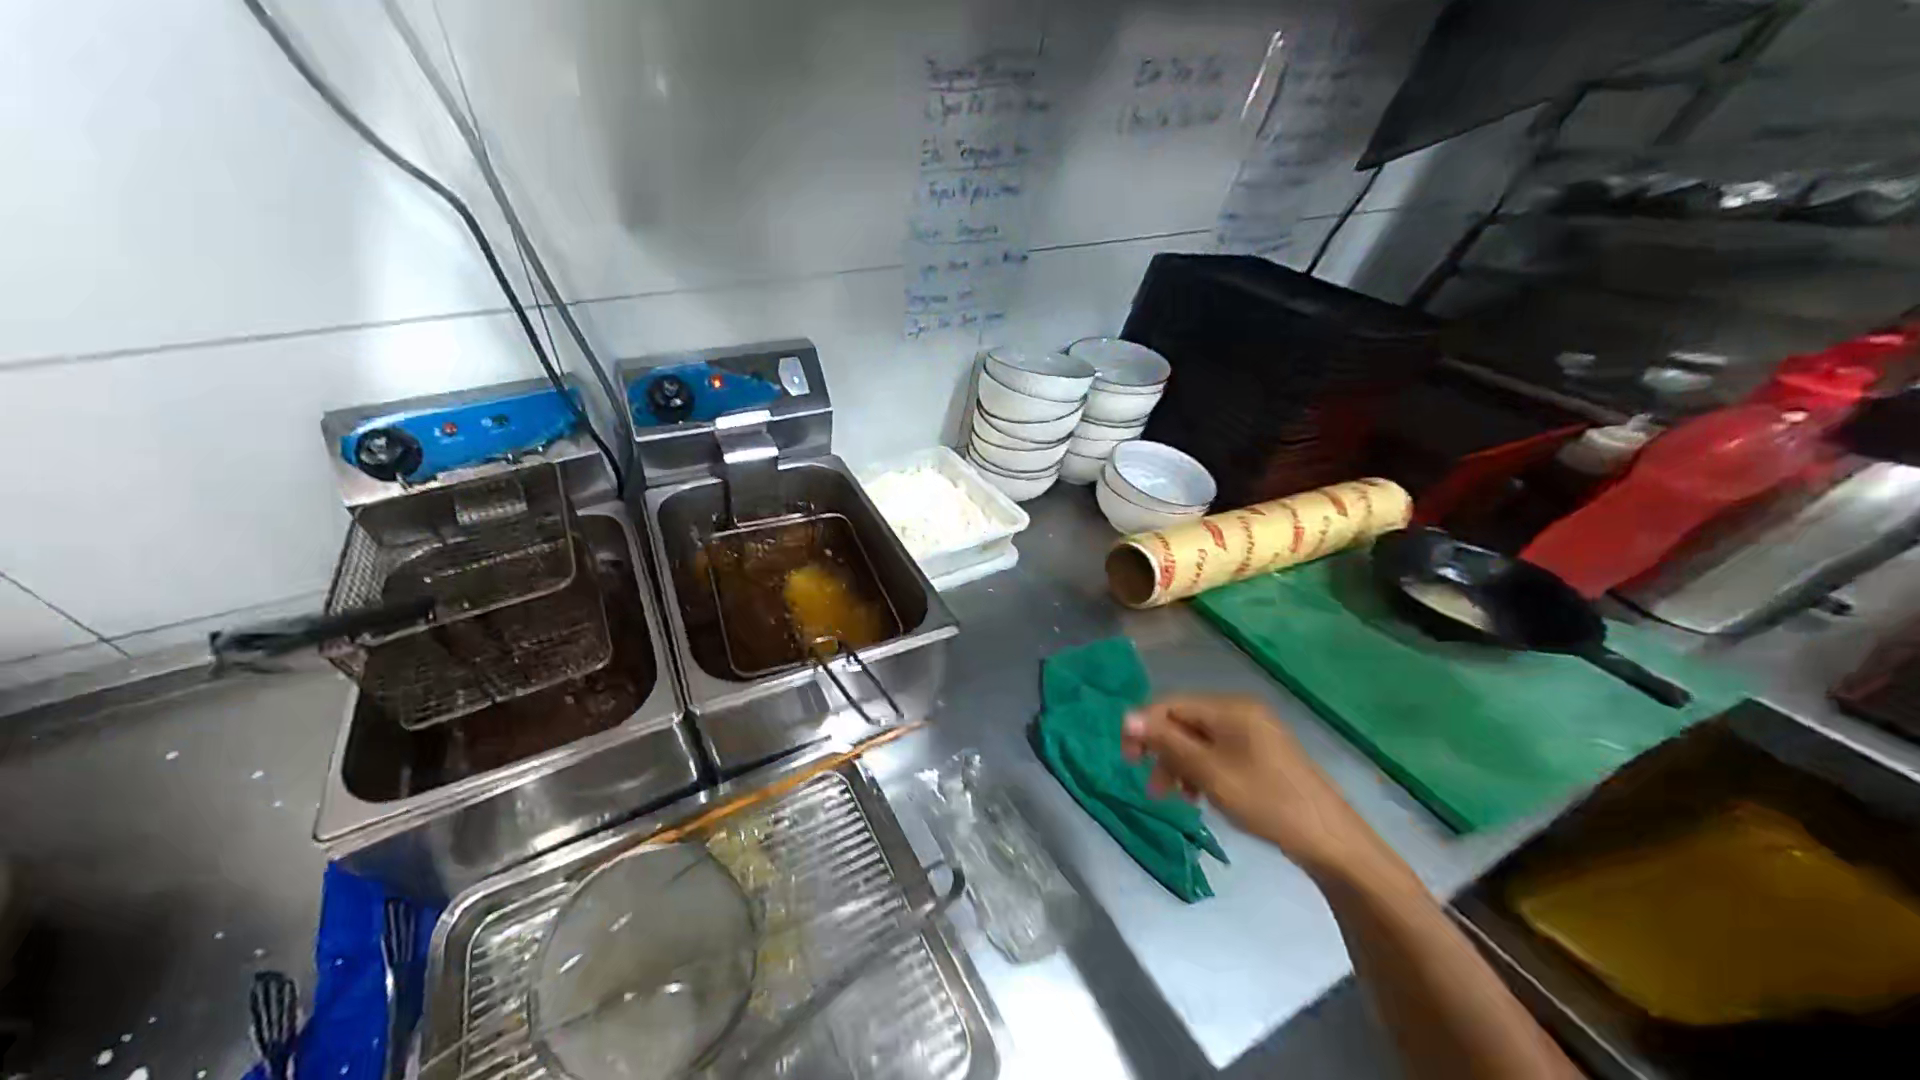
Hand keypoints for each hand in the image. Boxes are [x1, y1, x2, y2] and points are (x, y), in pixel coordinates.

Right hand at [1122, 695, 1395, 879]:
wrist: (1329, 839)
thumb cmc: (1265, 802)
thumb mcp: (1209, 773)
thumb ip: (1167, 743)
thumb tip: (1127, 716)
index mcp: (1229, 708)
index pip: (1170, 705)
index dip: (1144, 728)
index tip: (1128, 761)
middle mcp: (1240, 711)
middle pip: (1184, 721)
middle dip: (1162, 751)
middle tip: (1153, 789)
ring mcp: (1254, 731)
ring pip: (1199, 740)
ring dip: (1180, 765)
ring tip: (1176, 798)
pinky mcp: (1262, 753)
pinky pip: (1218, 752)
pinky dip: (1202, 770)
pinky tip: (1200, 795)